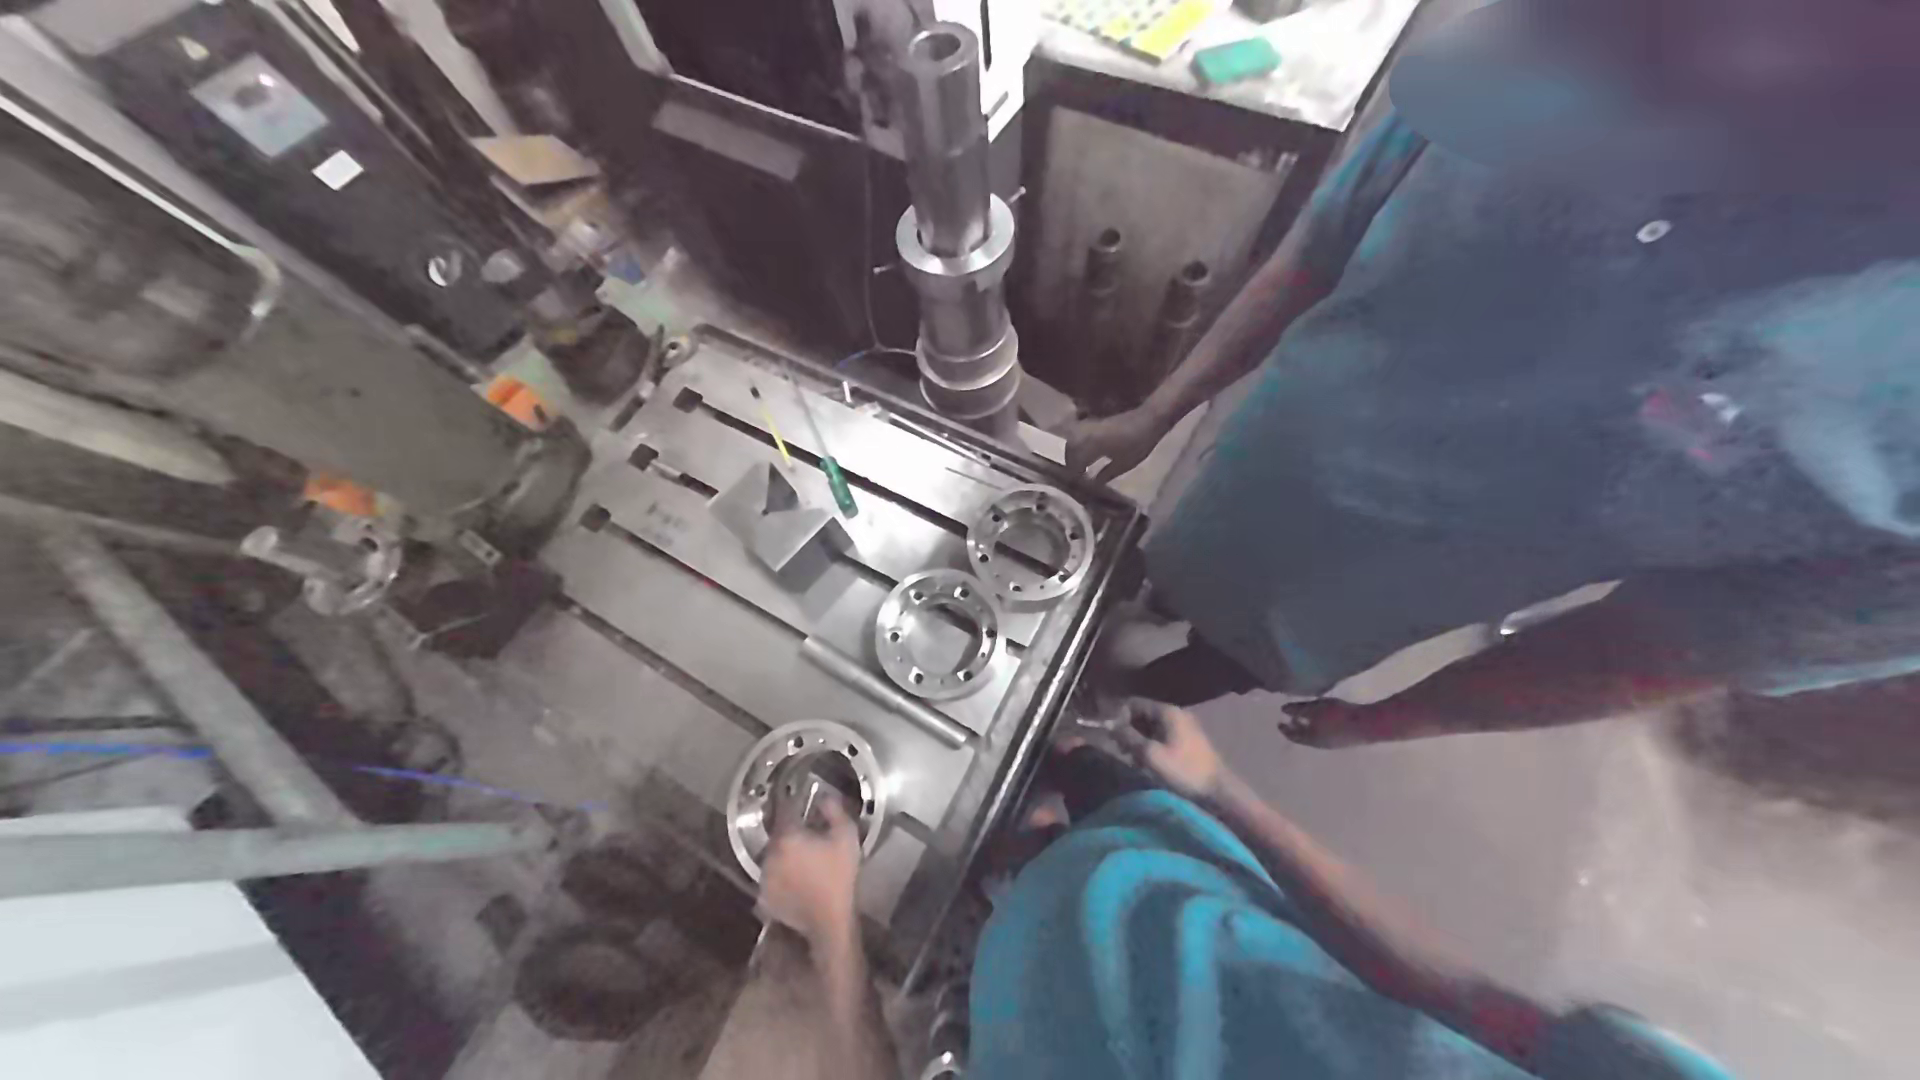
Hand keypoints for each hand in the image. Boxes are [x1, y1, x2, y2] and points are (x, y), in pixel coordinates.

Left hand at [759, 795, 860, 945]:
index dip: (793, 803)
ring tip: (801, 858)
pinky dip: (780, 875)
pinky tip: (795, 878)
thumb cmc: (840, 875)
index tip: (800, 801)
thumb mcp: (846, 837)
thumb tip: (824, 797)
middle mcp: (770, 855)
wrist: (831, 920)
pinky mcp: (765, 899)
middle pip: (778, 835)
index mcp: (787, 838)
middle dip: (790, 832)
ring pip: (772, 857)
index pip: (785, 811)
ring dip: (783, 854)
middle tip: (806, 834)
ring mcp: (764, 879)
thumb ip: (835, 811)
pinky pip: (771, 878)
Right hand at [1062, 405, 1173, 480]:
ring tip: (1079, 465)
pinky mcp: (1094, 423)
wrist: (1148, 419)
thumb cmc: (1138, 443)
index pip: (1075, 463)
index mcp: (1091, 446)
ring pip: (1072, 442)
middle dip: (1070, 464)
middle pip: (1069, 451)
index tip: (1077, 485)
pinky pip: (1079, 435)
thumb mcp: (1123, 464)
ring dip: (1072, 454)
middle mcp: (1085, 434)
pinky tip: (1086, 453)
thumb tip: (1092, 484)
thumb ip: (1105, 475)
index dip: (1075, 476)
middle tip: (1076, 476)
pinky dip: (1078, 445)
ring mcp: (1089, 426)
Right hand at [1116, 698, 1226, 800]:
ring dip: (1139, 740)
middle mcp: (1176, 713)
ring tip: (1134, 759)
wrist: (1219, 792)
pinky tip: (1148, 763)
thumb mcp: (1150, 755)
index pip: (1133, 704)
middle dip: (1128, 730)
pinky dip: (1151, 745)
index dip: (1119, 717)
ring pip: (1150, 727)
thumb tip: (1110, 726)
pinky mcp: (1187, 740)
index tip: (1113, 737)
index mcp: (1167, 711)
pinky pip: (1161, 736)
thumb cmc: (1183, 771)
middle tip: (1122, 750)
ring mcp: (1183, 727)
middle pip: (1142, 714)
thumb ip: (1128, 737)